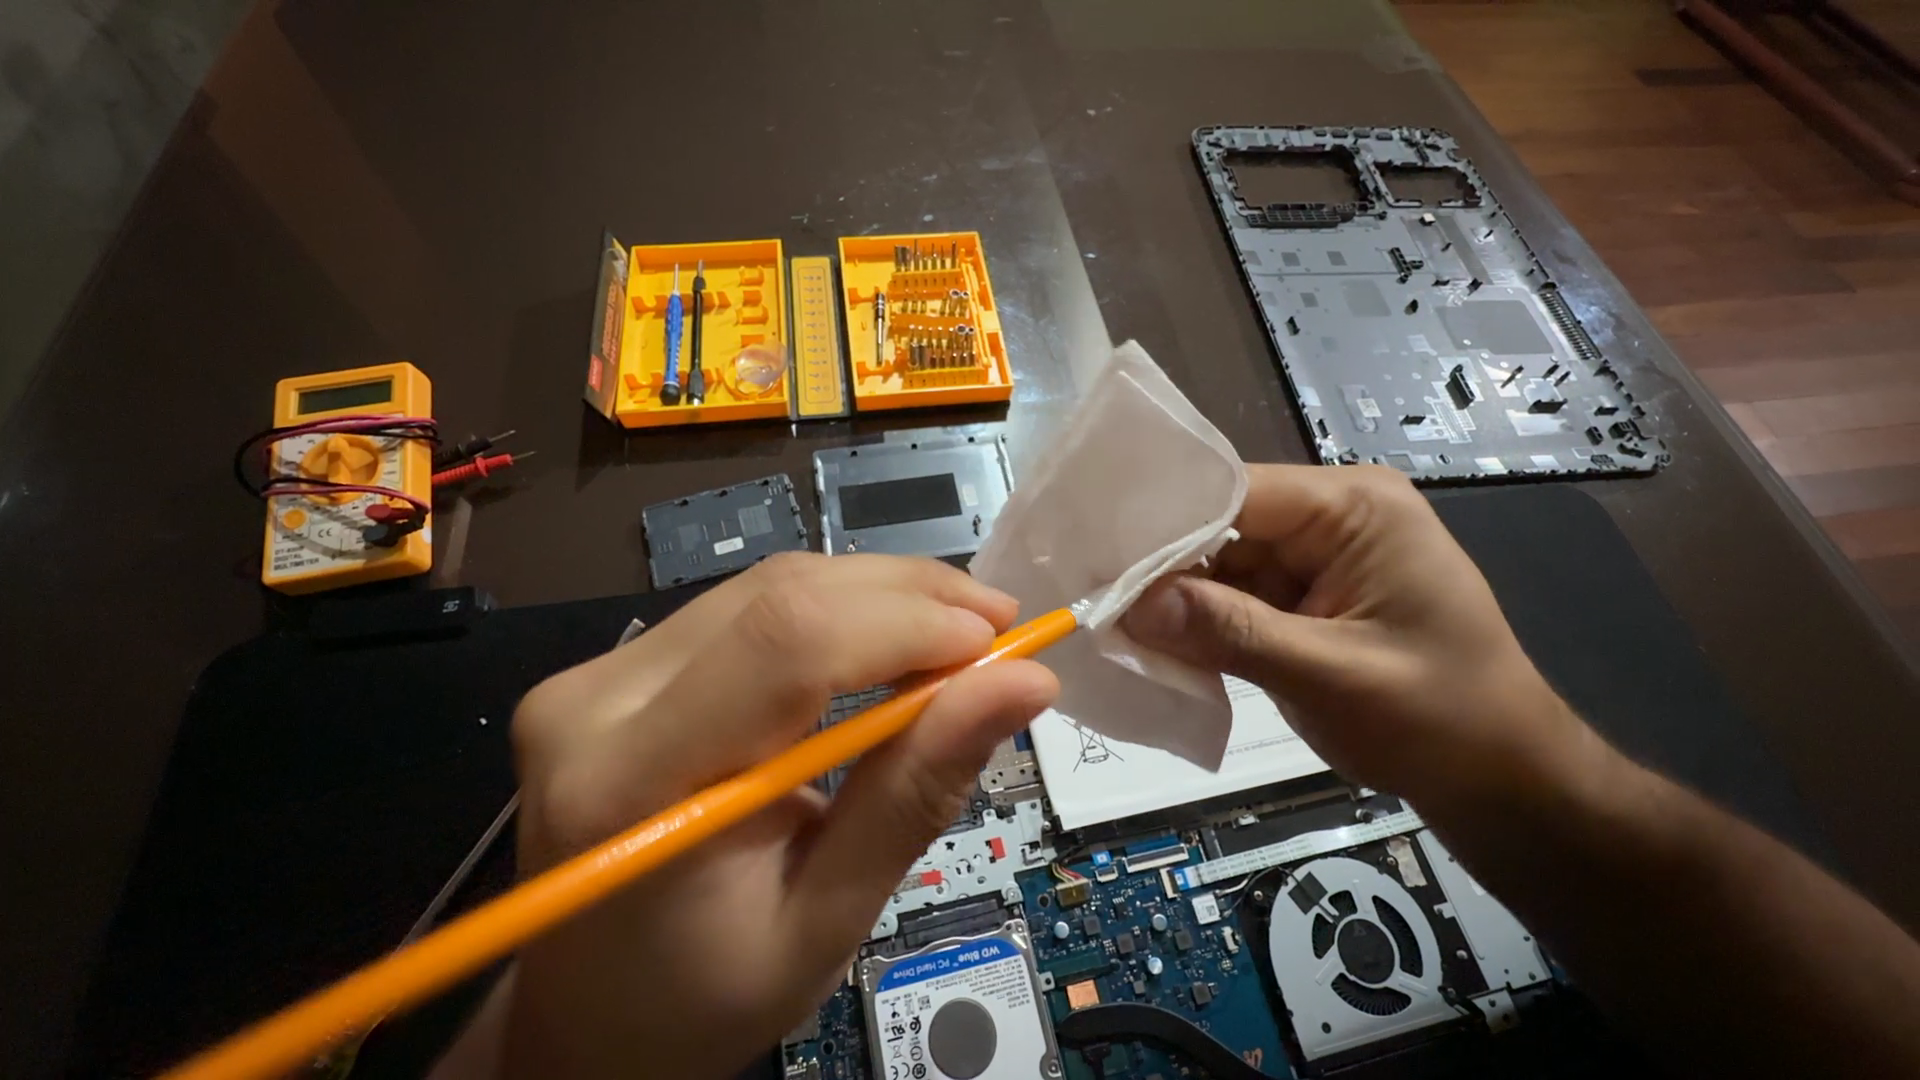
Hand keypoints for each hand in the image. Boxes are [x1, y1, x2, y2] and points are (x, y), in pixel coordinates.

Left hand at [501, 554, 1058, 1078]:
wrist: (584, 1015)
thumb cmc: (701, 999)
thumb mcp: (823, 922)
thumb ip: (913, 795)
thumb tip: (1022, 684)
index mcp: (632, 787)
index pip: (787, 647)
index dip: (905, 625)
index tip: (998, 647)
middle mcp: (594, 702)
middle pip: (779, 595)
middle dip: (908, 597)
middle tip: (998, 628)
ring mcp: (594, 675)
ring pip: (767, 586)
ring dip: (877, 595)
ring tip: (957, 633)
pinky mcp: (614, 667)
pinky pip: (744, 608)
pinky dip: (834, 612)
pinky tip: (885, 640)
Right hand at [1121, 464, 1587, 810]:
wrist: (1502, 783)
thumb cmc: (1441, 722)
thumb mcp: (1331, 676)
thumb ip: (1230, 633)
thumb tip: (1128, 605)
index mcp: (1353, 508)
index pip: (1233, 493)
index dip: (1163, 526)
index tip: (1094, 563)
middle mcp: (1331, 519)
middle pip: (1220, 527)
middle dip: (1162, 569)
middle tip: (1089, 601)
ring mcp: (1316, 560)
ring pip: (1219, 567)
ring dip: (1174, 602)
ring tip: (1109, 627)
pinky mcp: (1304, 600)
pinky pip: (1234, 600)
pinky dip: (1199, 625)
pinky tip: (1153, 645)